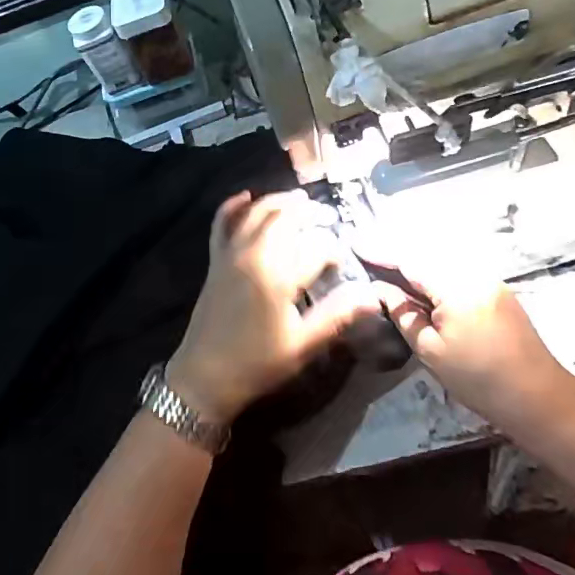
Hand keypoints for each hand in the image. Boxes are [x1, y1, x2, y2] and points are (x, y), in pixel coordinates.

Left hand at [166, 192, 374, 424]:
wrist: (203, 378)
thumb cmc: (257, 363)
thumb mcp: (303, 345)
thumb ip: (336, 316)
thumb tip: (371, 296)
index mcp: (278, 276)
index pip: (315, 247)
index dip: (333, 250)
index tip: (342, 261)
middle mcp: (253, 255)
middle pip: (283, 217)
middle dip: (307, 211)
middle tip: (325, 216)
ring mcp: (230, 255)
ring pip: (255, 213)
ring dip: (278, 201)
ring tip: (299, 200)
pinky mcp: (215, 262)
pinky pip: (221, 225)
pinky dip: (232, 207)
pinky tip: (245, 196)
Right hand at [367, 256, 570, 424]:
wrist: (537, 396)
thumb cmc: (478, 379)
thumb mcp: (431, 351)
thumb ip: (404, 315)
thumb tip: (384, 290)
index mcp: (456, 286)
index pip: (411, 260)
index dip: (382, 251)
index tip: (356, 243)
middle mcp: (475, 273)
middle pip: (429, 252)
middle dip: (398, 251)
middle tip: (369, 252)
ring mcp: (490, 280)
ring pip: (445, 260)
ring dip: (418, 262)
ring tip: (390, 267)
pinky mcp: (498, 291)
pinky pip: (460, 270)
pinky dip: (437, 272)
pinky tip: (422, 282)